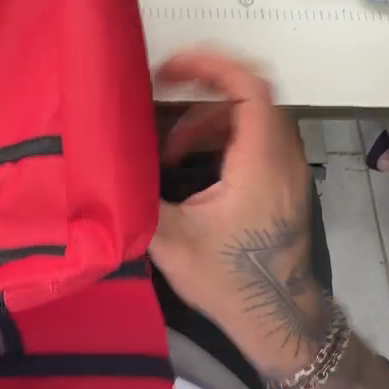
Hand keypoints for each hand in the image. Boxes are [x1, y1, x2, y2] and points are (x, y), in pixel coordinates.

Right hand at [149, 49, 332, 379]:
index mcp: (259, 163)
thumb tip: (100, 161)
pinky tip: (188, 161)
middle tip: (164, 85)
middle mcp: (282, 157)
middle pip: (252, 91)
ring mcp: (287, 169)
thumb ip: (137, 194)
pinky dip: (220, 131)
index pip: (250, 88)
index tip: (171, 67)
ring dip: (208, 112)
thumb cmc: (230, 280)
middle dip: (205, 80)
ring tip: (170, 141)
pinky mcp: (282, 182)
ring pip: (252, 113)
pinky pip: (255, 134)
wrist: (279, 323)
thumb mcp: (172, 240)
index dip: (212, 64)